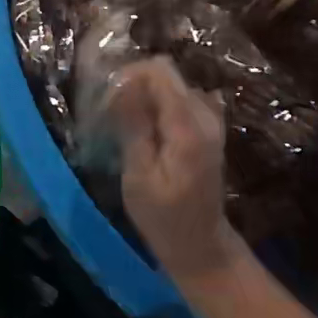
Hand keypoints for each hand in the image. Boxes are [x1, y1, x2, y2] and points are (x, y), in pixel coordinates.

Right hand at [110, 57, 237, 275]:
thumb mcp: (139, 176)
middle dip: (134, 84)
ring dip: (145, 95)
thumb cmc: (163, 218)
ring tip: (124, 122)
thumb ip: (134, 125)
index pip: (160, 71)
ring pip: (172, 84)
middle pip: (166, 74)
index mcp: (189, 127)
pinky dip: (159, 104)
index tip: (106, 100)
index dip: (129, 75)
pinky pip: (181, 99)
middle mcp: (206, 115)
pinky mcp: (209, 128)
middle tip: (110, 114)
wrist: (200, 245)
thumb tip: (122, 82)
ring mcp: (211, 120)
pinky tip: (146, 127)